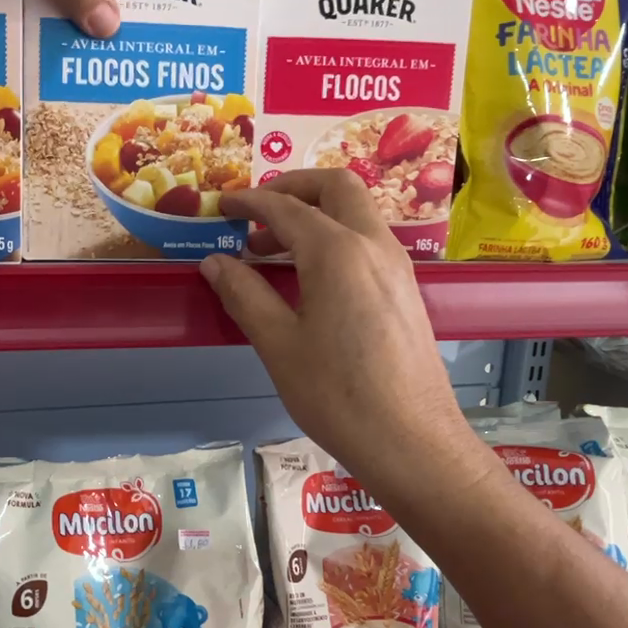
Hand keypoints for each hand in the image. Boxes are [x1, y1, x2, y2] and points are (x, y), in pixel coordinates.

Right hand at [200, 170, 468, 479]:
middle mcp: (374, 245)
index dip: (249, 201)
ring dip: (314, 213)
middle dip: (292, 187)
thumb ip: (244, 294)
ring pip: (357, 211)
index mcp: (338, 252)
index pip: (286, 207)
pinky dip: (334, 237)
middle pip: (336, 186)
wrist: (412, 441)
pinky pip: (367, 240)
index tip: (222, 205)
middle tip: (255, 212)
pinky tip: (308, 276)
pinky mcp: (405, 289)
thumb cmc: (337, 394)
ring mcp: (397, 266)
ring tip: (270, 249)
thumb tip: (215, 262)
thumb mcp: (279, 345)